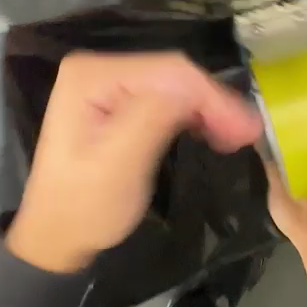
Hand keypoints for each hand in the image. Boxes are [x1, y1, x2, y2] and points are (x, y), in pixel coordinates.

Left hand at [6, 52, 260, 272]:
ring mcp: (107, 85)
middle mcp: (98, 69)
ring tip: (238, 137)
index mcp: (92, 75)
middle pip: (174, 74)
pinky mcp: (117, 104)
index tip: (248, 130)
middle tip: (249, 136)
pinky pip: (166, 99)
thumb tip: (195, 88)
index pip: (169, 70)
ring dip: (210, 109)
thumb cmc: (85, 207)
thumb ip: (154, 116)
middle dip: (215, 102)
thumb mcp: (120, 164)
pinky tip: (213, 132)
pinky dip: (194, 115)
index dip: (214, 96)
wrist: (56, 238)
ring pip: (175, 86)